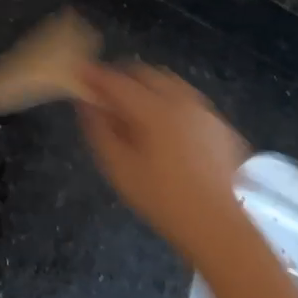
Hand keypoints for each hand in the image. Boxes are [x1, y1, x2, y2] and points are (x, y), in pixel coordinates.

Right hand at [77, 62, 250, 259]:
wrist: (217, 224)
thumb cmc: (161, 199)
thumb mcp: (119, 168)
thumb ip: (99, 130)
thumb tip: (86, 104)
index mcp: (154, 110)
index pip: (117, 81)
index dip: (95, 75)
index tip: (79, 74)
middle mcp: (181, 101)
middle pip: (146, 73)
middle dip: (122, 77)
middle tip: (104, 93)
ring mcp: (204, 111)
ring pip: (170, 83)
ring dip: (147, 87)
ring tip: (133, 108)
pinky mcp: (219, 125)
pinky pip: (188, 101)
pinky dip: (169, 102)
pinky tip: (164, 126)